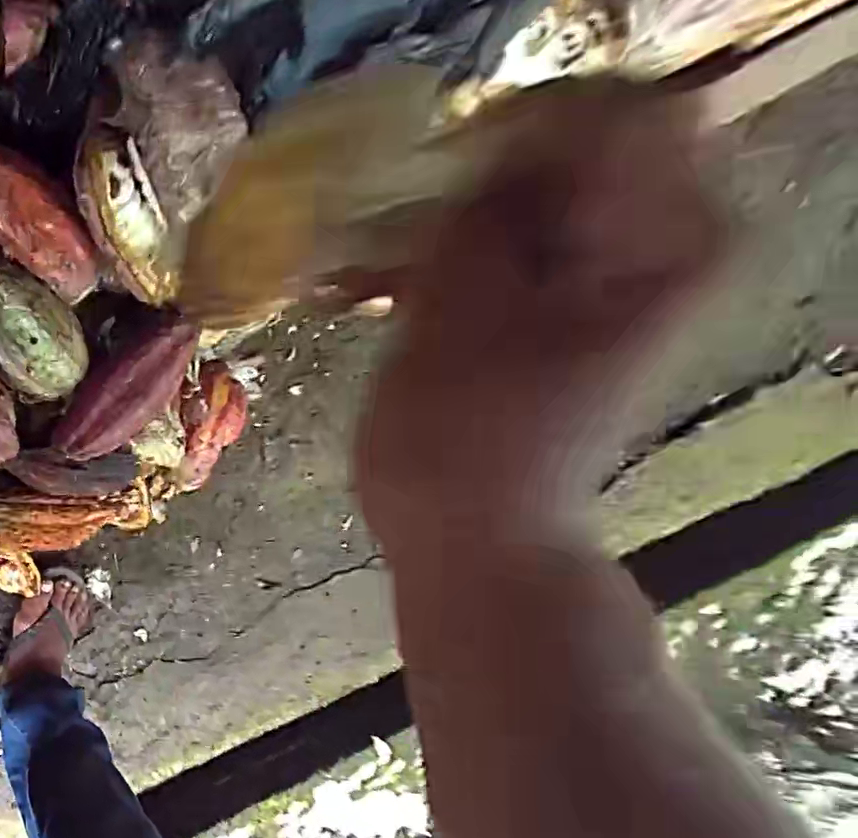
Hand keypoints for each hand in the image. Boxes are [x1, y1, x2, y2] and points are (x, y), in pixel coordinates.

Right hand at [357, 79, 722, 546]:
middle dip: (462, 183)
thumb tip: (469, 154)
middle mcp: (647, 247)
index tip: (424, 167)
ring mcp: (591, 284)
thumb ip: (471, 229)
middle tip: (379, 224)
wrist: (469, 537)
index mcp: (662, 242)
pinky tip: (368, 291)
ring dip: (431, 228)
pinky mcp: (539, 316)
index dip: (516, 125)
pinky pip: (490, 258)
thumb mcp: (457, 327)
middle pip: (562, 161)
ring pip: (512, 212)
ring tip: (358, 269)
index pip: (614, 117)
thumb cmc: (463, 445)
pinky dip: (430, 264)